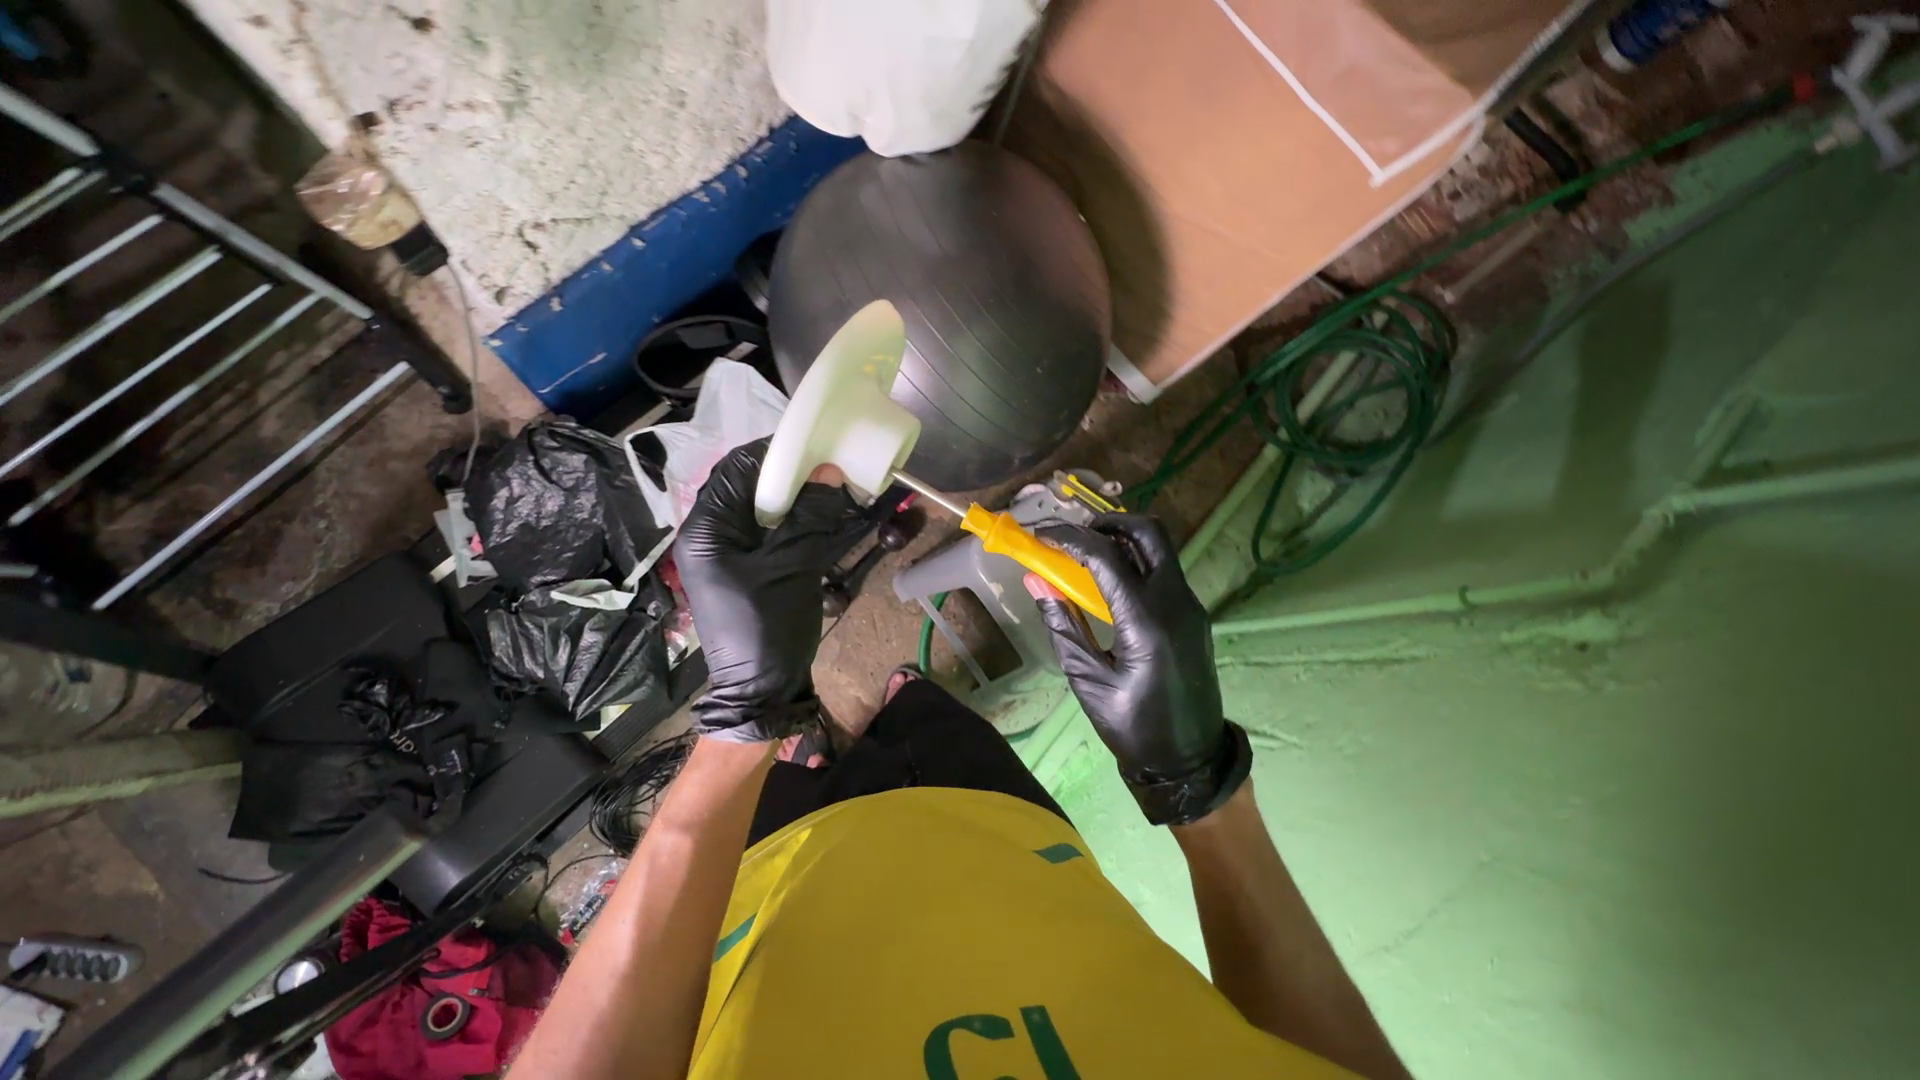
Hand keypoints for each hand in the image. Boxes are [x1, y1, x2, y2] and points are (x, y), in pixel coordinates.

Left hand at [674, 439, 865, 741]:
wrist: (760, 692)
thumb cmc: (767, 625)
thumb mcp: (792, 566)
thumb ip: (810, 516)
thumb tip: (830, 471)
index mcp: (705, 530)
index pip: (734, 469)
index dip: (773, 451)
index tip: (813, 443)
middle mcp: (707, 537)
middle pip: (746, 486)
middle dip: (786, 473)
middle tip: (827, 464)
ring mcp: (723, 556)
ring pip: (758, 510)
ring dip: (792, 498)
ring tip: (829, 488)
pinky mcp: (742, 571)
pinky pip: (765, 534)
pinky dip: (791, 522)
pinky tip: (820, 520)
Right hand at [1026, 513, 1250, 824]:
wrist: (1190, 760)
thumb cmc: (1133, 727)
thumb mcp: (1089, 680)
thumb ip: (1063, 626)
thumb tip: (1036, 581)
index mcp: (1146, 620)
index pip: (1105, 555)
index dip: (1068, 538)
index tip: (1038, 536)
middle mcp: (1175, 602)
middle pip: (1147, 532)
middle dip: (1106, 522)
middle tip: (1071, 537)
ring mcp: (1190, 606)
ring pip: (1160, 548)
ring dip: (1122, 539)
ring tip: (1083, 556)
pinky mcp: (1193, 615)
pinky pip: (1164, 570)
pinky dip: (1135, 561)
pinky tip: (1107, 581)